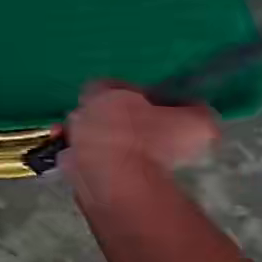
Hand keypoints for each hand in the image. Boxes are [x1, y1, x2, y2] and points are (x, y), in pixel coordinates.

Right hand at [64, 83, 219, 179]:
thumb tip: (104, 92)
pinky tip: (64, 137)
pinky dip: (80, 143)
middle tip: (92, 106)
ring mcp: (148, 162)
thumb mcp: (111, 91)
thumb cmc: (121, 130)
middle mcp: (181, 145)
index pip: (181, 100)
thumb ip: (108, 86)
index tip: (124, 90)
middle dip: (112, 111)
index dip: (151, 91)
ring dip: (89, 126)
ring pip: (115, 134)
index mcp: (197, 122)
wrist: (105, 175)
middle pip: (143, 118)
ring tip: (71, 123)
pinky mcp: (120, 174)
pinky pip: (98, 151)